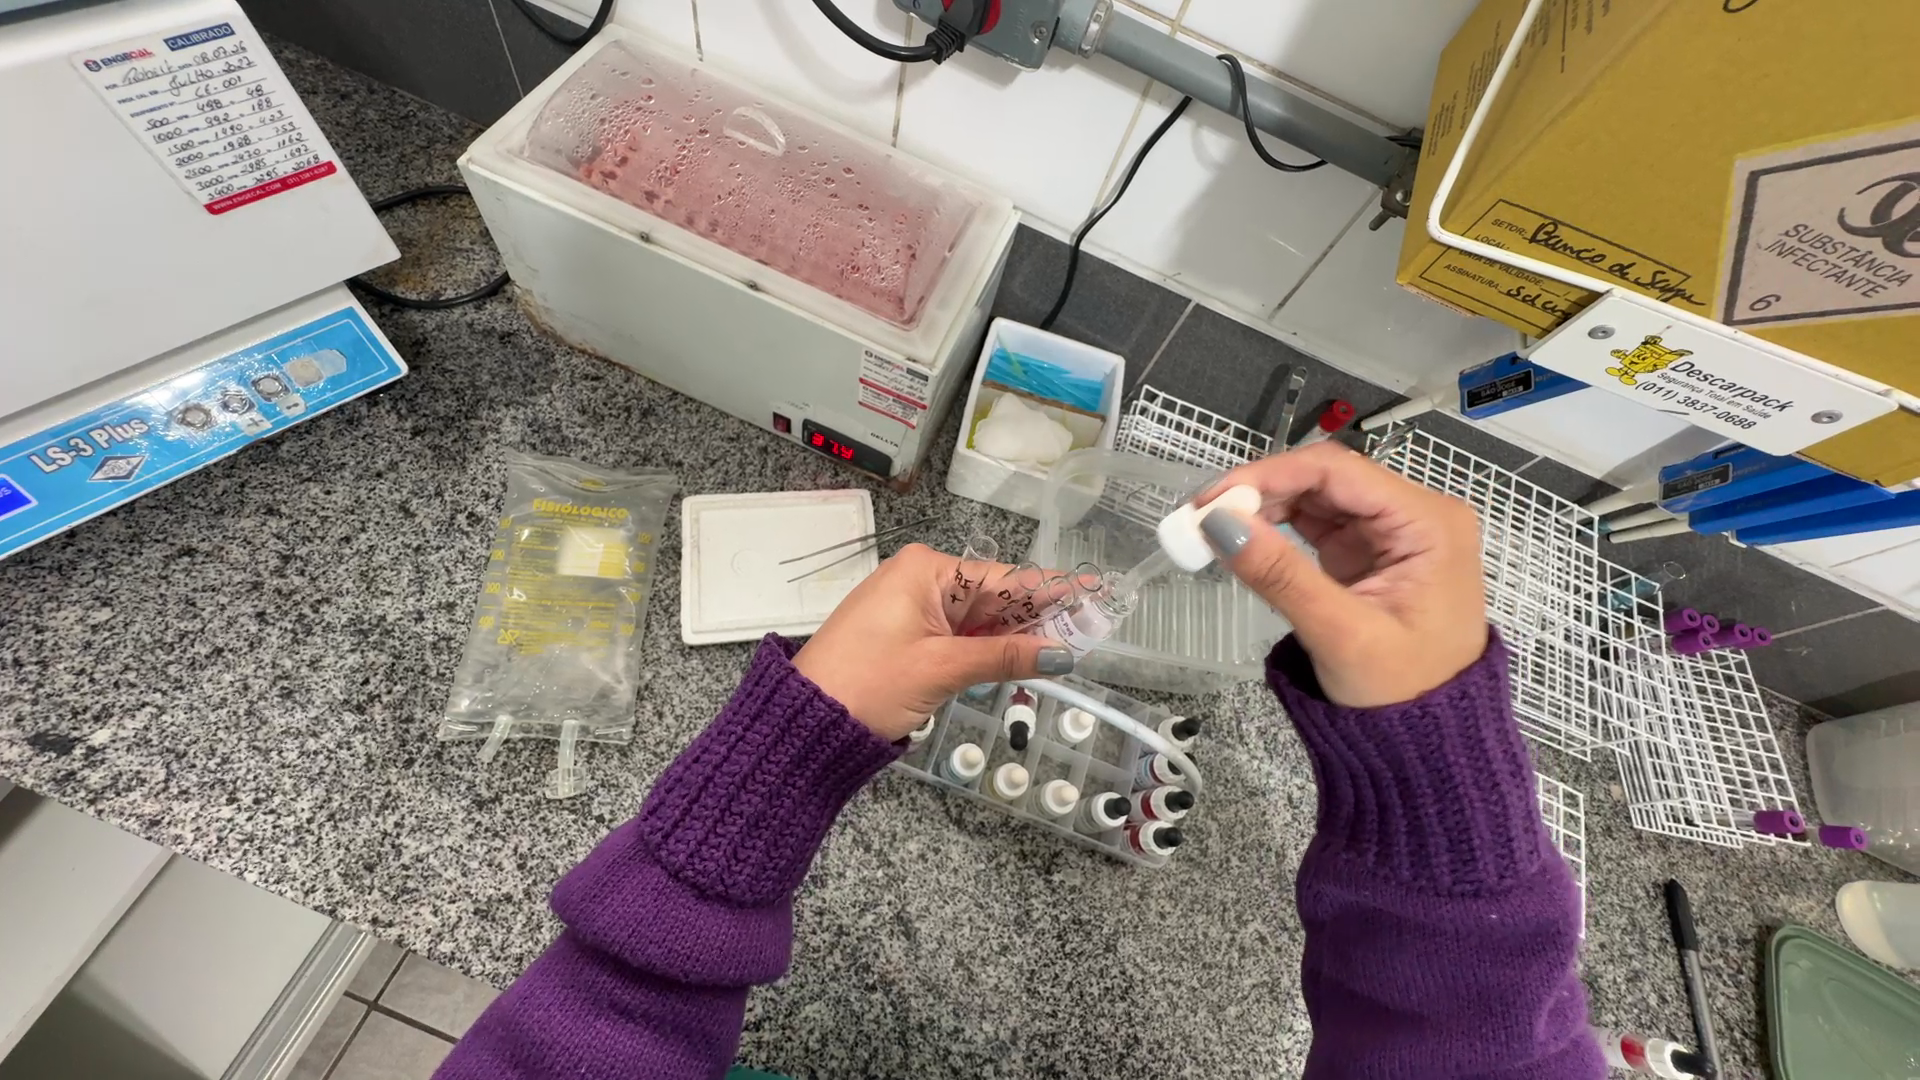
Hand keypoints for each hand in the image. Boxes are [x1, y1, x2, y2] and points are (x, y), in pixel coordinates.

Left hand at [792, 545, 1076, 739]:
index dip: (1050, 590)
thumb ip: (1005, 657)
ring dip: (1013, 636)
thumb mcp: (942, 668)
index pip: (1002, 578)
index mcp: (926, 570)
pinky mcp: (907, 633)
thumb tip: (1061, 653)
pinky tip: (1020, 656)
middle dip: (1035, 617)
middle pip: (993, 596)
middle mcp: (921, 579)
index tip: (1091, 589)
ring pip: (977, 618)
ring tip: (1064, 647)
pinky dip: (986, 647)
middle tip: (1086, 629)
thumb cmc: (867, 684)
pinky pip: (957, 634)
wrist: (805, 721)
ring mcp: (912, 606)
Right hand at [1194, 442, 1487, 706]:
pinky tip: (1242, 537)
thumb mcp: (1339, 633)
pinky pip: (1312, 521)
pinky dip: (1273, 525)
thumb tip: (1217, 523)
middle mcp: (1412, 514)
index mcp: (1427, 522)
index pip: (1337, 471)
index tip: (1211, 498)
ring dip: (1262, 505)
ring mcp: (1388, 531)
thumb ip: (1280, 575)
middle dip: (1260, 489)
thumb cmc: (1400, 690)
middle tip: (1202, 514)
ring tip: (1213, 526)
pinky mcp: (1364, 550)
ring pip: (1314, 495)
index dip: (1269, 474)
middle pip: (1324, 477)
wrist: (1426, 737)